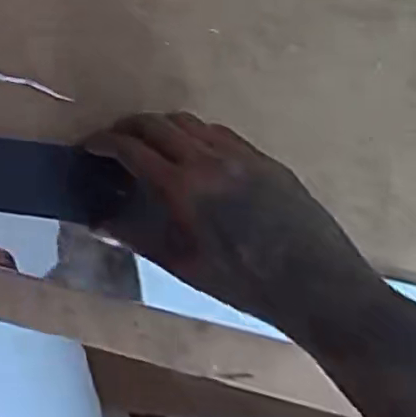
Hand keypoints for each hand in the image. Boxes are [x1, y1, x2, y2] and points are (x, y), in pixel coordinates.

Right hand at [84, 112, 385, 337]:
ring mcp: (242, 158)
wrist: (326, 295)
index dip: (101, 143)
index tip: (89, 148)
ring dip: (159, 127)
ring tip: (151, 144)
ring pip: (185, 121)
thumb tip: (95, 223)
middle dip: (125, 128)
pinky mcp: (267, 162)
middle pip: (152, 123)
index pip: (127, 147)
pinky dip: (194, 135)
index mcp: (182, 187)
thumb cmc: (245, 284)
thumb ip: (134, 237)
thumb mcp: (181, 264)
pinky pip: (219, 133)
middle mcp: (208, 162)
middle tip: (114, 142)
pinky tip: (193, 155)